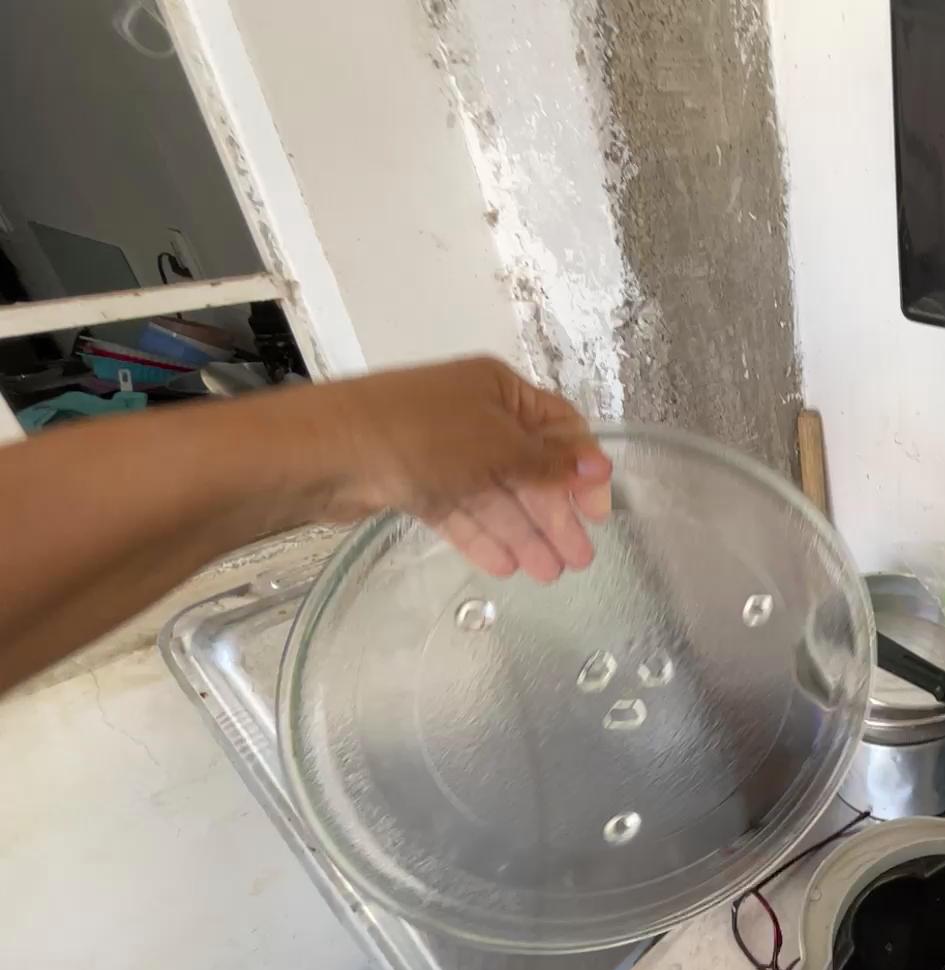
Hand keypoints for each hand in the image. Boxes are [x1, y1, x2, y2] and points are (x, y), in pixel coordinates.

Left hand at [291, 357, 613, 581]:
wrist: (316, 452)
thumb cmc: (421, 433)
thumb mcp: (501, 445)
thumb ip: (552, 463)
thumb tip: (600, 467)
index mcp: (502, 392)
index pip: (562, 432)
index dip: (584, 472)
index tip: (598, 514)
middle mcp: (477, 417)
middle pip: (531, 471)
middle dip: (555, 517)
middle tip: (578, 560)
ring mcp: (444, 450)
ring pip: (498, 497)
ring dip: (525, 535)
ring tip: (548, 574)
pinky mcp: (415, 480)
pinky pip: (462, 511)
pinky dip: (484, 536)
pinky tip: (505, 566)